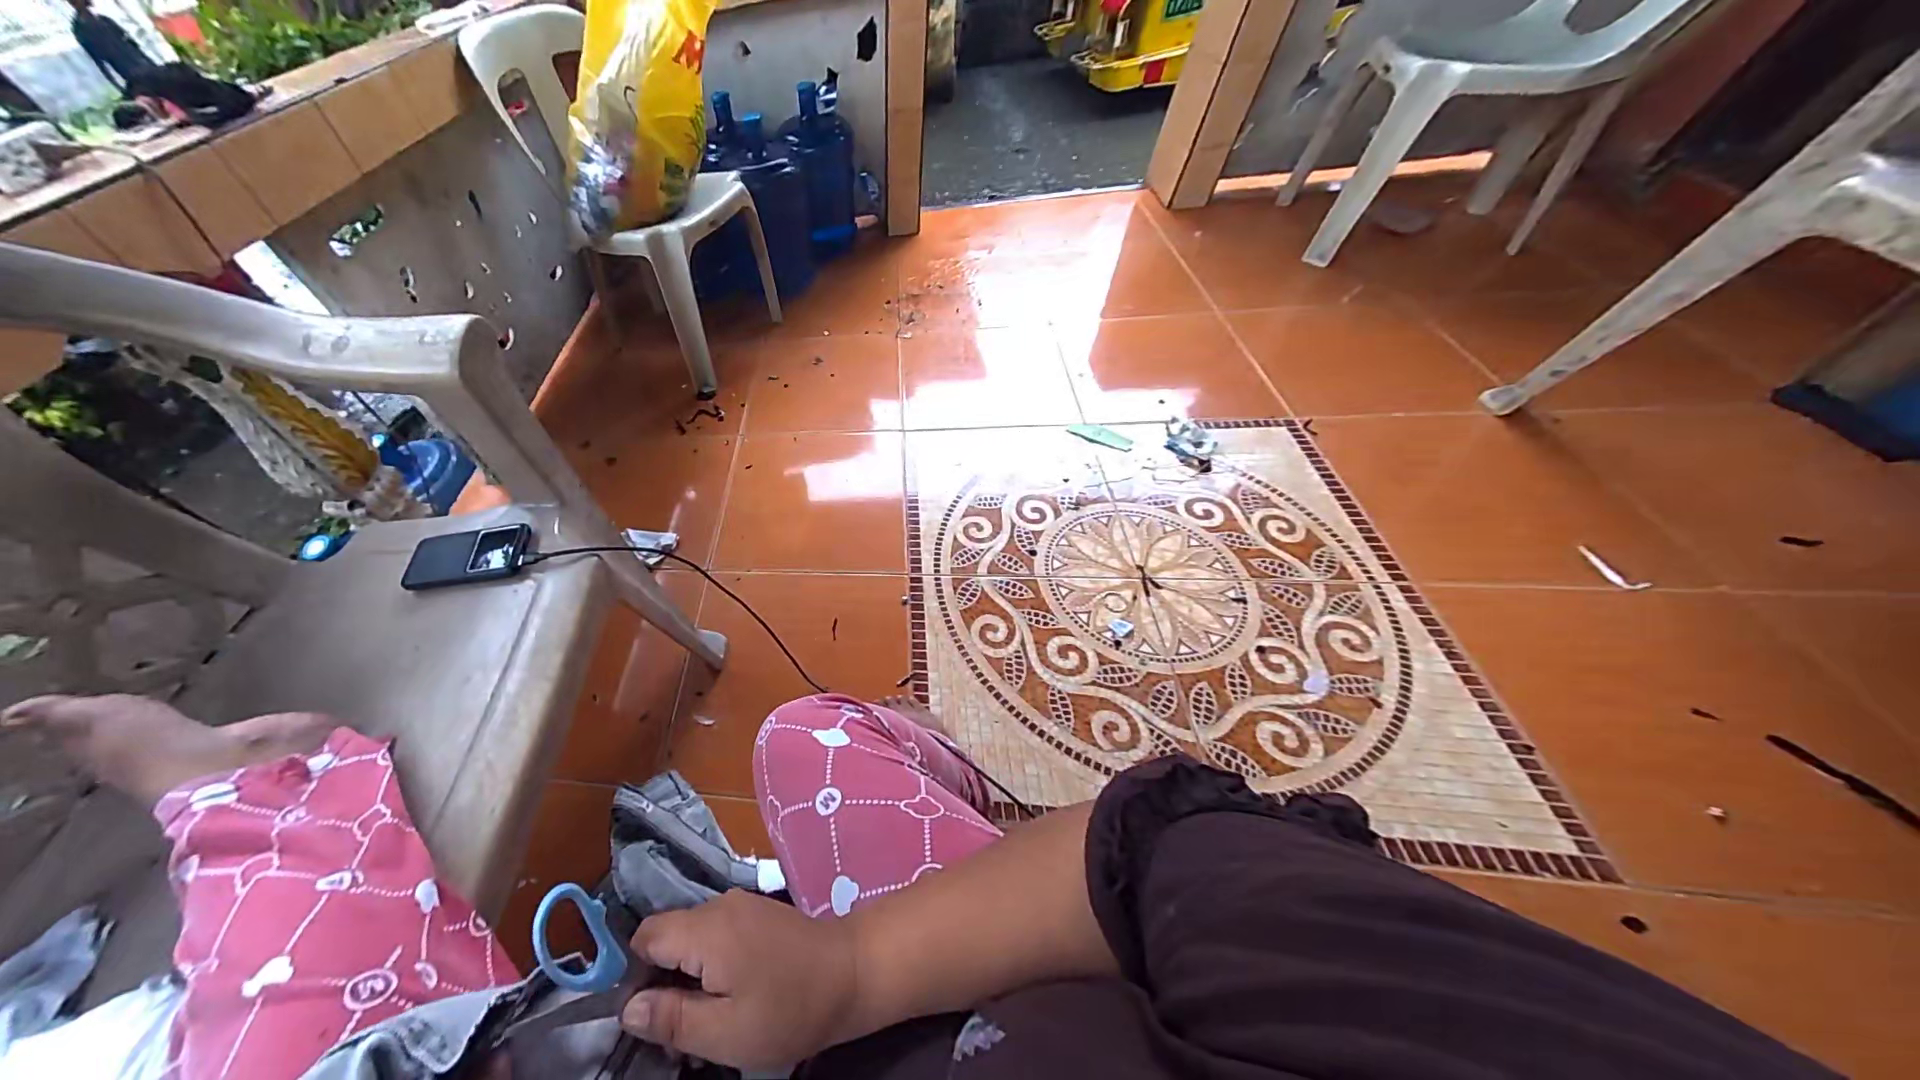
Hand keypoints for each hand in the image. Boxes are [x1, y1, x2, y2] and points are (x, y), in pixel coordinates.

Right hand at [621, 890, 860, 1068]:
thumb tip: (627, 1007)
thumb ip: (671, 1018)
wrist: (854, 973)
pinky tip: (729, 992)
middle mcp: (721, 905)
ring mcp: (743, 905)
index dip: (634, 976)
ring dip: (688, 972)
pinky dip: (711, 961)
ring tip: (705, 1013)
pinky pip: (716, 932)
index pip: (645, 936)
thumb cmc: (790, 1008)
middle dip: (661, 978)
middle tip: (676, 1024)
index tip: (647, 1016)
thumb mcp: (725, 1032)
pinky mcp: (759, 913)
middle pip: (667, 935)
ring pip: (691, 935)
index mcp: (708, 928)